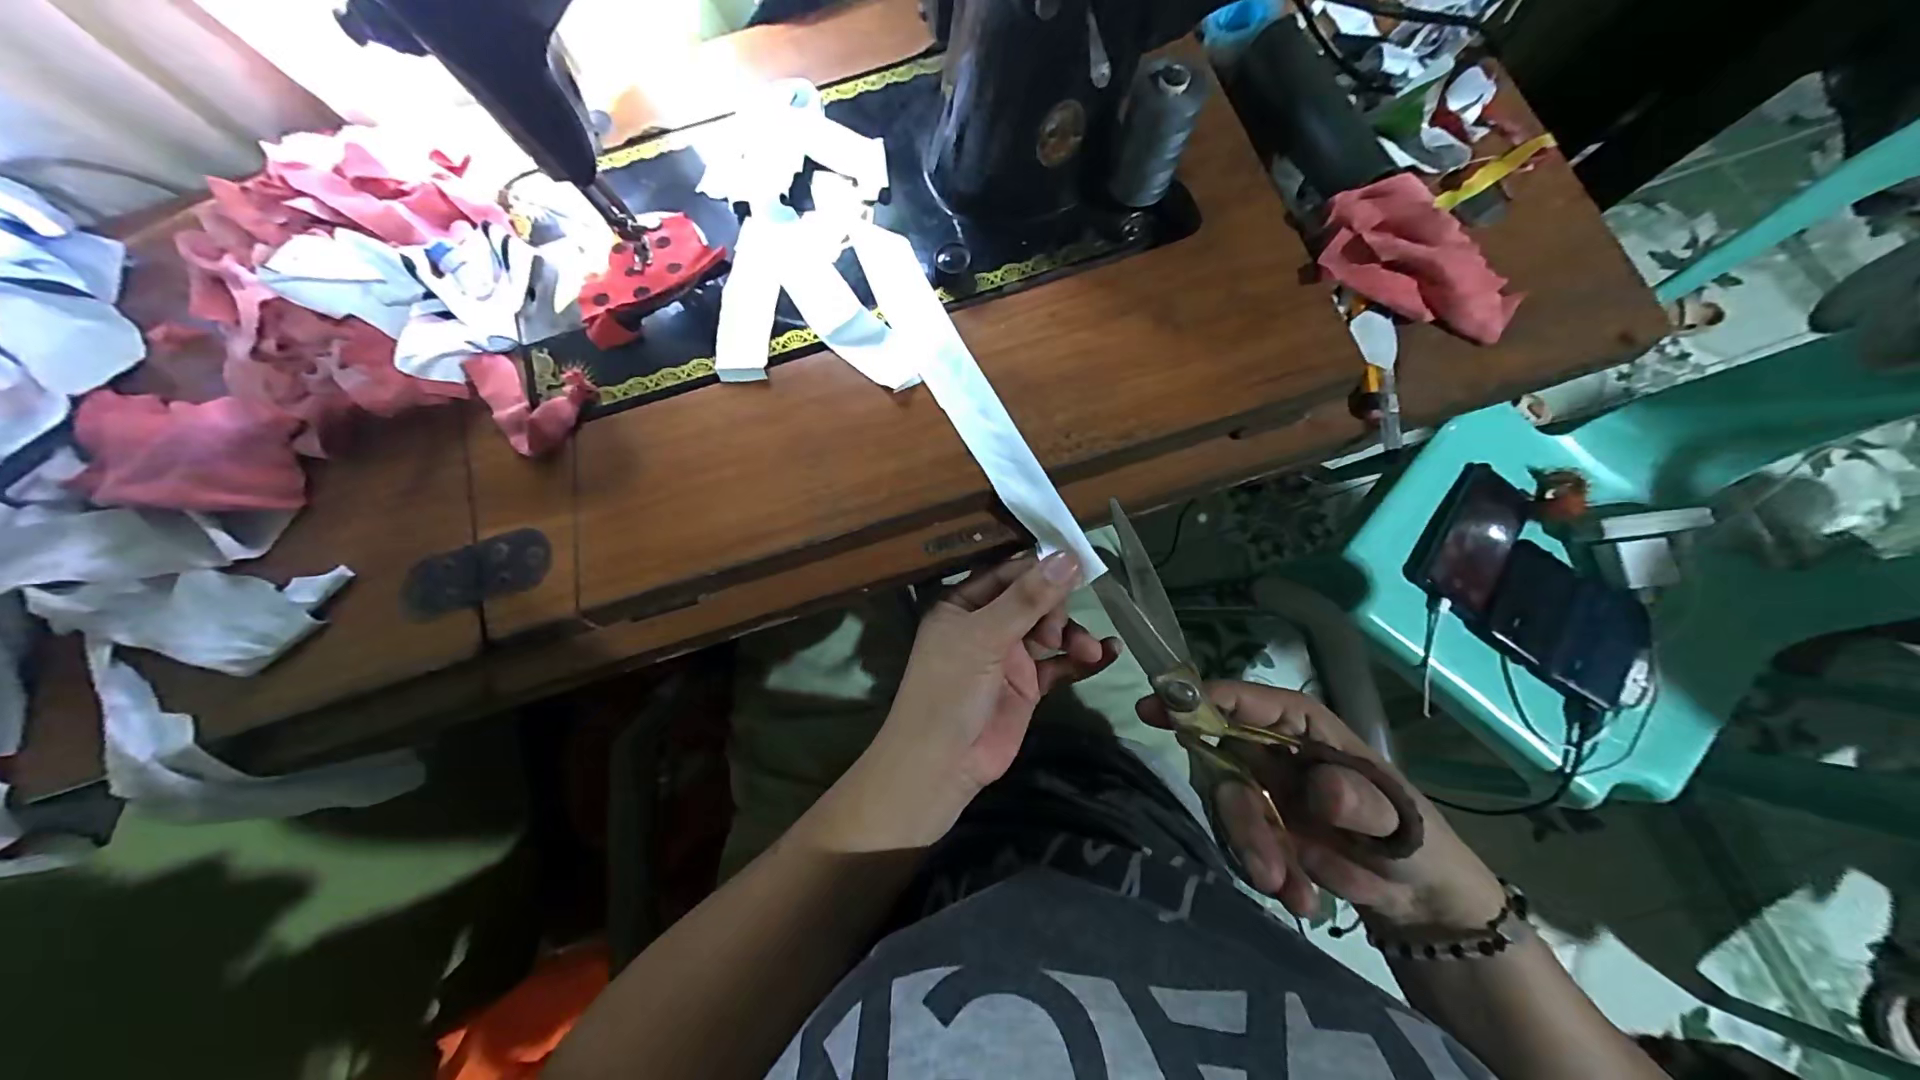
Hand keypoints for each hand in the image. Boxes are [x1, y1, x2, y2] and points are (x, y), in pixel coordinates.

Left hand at [807, 553, 1119, 851]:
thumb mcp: (984, 637)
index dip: (1040, 565)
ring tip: (1087, 649)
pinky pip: (1060, 664)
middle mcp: (986, 624)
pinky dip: (1082, 659)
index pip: (1006, 572)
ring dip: (1073, 635)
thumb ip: (1027, 599)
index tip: (1078, 557)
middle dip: (1055, 606)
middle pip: (1033, 599)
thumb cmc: (949, 690)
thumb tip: (1067, 557)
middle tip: (1057, 627)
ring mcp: (1008, 655)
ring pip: (1050, 631)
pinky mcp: (1028, 685)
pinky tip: (1107, 654)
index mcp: (963, 603)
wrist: (942, 765)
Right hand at [1138, 680, 1505, 932]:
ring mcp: (1260, 789)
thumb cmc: (1417, 839)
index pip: (1247, 702)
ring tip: (1293, 894)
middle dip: (1240, 816)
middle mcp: (1271, 750)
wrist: (1419, 900)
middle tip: (1264, 868)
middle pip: (1226, 762)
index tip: (1160, 705)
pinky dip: (1267, 872)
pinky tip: (1303, 900)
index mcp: (1304, 728)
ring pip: (1230, 806)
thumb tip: (1322, 788)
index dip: (1203, 698)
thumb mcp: (1400, 822)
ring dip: (1254, 851)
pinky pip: (1240, 843)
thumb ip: (1364, 802)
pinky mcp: (1257, 828)